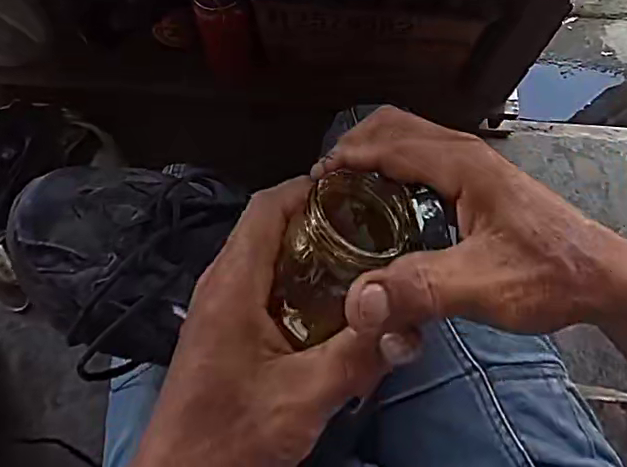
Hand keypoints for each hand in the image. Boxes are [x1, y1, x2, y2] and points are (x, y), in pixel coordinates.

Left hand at [130, 177, 422, 466]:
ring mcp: (218, 303)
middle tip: (365, 223)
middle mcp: (221, 281)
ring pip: (266, 249)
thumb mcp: (302, 399)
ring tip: (353, 253)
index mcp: (233, 282)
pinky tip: (327, 298)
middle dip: (318, 215)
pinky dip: (295, 272)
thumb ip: (357, 357)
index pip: (268, 204)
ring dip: (307, 244)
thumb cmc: (229, 439)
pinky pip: (262, 277)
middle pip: (269, 221)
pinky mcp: (222, 326)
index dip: (310, 187)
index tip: (353, 191)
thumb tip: (408, 324)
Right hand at [318, 106, 626, 337]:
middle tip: (324, 185)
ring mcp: (473, 162)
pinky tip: (386, 203)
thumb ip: (421, 290)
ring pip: (409, 136)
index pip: (390, 143)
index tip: (314, 183)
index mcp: (462, 163)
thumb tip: (357, 300)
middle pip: (396, 125)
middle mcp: (464, 151)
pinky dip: (393, 164)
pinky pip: (422, 155)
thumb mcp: (485, 287)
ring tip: (345, 191)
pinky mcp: (478, 179)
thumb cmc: (550, 274)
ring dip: (373, 152)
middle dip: (355, 145)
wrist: (601, 276)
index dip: (348, 157)